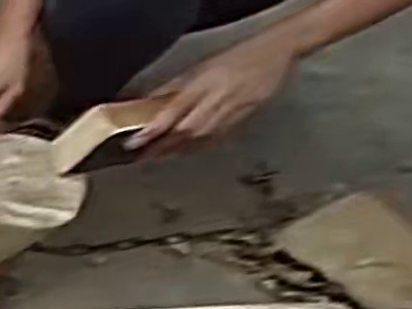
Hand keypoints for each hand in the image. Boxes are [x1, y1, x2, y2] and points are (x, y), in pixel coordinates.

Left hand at [129, 37, 294, 157]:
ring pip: (201, 136)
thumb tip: (139, 109)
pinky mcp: (249, 112)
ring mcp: (236, 105)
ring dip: (177, 150)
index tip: (132, 144)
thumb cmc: (231, 59)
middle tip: (142, 157)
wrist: (279, 48)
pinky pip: (219, 135)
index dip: (152, 131)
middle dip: (161, 147)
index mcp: (204, 83)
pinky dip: (198, 146)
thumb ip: (168, 91)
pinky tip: (184, 150)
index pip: (173, 112)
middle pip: (186, 130)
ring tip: (159, 156)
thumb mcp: (196, 70)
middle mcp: (219, 96)